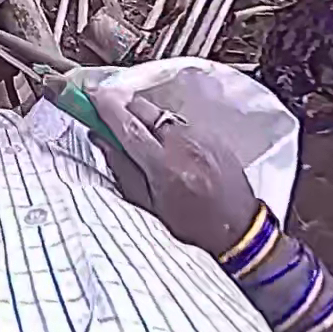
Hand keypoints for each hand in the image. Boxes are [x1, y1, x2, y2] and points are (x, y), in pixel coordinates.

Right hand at [85, 83, 258, 255]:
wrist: (243, 238)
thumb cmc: (189, 228)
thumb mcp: (146, 204)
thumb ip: (120, 167)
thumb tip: (97, 135)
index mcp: (164, 166)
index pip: (126, 124)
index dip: (105, 105)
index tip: (89, 93)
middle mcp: (185, 146)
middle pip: (142, 108)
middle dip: (122, 106)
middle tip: (109, 111)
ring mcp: (204, 139)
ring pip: (161, 112)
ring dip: (144, 116)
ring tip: (140, 132)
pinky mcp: (216, 138)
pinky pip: (180, 121)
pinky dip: (165, 125)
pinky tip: (165, 141)